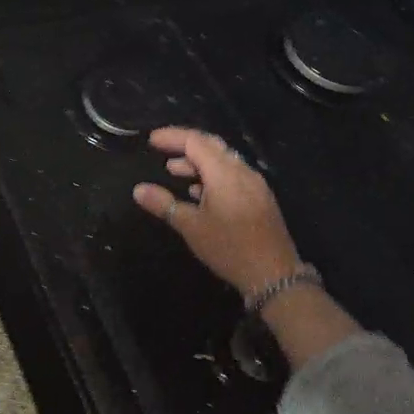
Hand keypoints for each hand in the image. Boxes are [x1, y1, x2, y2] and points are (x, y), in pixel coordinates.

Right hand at [132, 127, 302, 296]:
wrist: (275, 276)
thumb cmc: (229, 248)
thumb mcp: (191, 227)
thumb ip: (164, 204)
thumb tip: (138, 189)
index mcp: (225, 174)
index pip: (196, 141)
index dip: (172, 137)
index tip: (151, 140)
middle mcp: (242, 172)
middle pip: (212, 146)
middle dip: (185, 145)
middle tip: (162, 150)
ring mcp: (255, 185)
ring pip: (223, 160)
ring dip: (198, 162)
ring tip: (174, 171)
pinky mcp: (260, 198)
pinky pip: (233, 174)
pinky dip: (212, 174)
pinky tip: (199, 192)